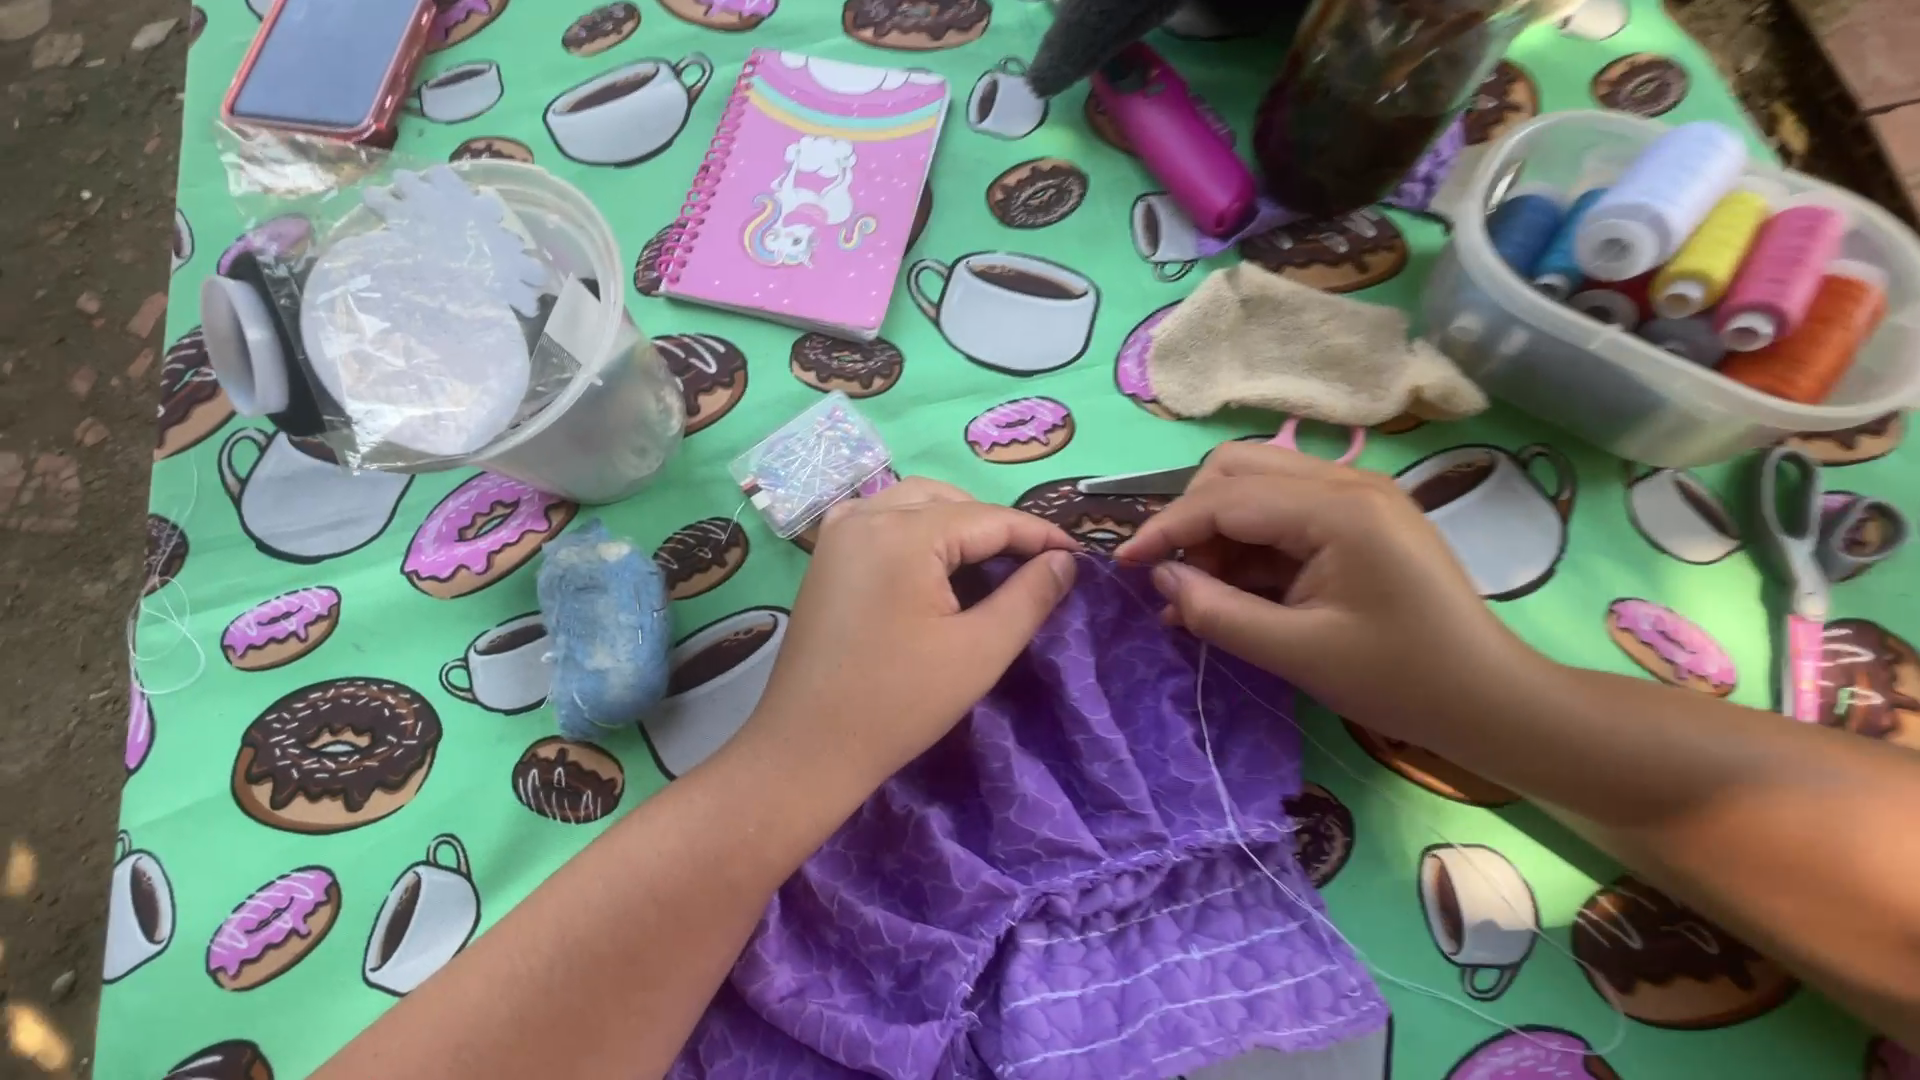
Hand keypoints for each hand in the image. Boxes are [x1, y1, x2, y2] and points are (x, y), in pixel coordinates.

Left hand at [742, 478, 1079, 785]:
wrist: (807, 747)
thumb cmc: (899, 703)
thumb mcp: (980, 651)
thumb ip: (1030, 596)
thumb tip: (1064, 560)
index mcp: (901, 533)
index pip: (988, 517)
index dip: (1039, 534)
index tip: (1077, 555)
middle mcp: (864, 515)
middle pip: (951, 501)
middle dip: (997, 528)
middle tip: (1034, 567)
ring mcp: (838, 532)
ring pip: (916, 503)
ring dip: (959, 524)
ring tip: (992, 567)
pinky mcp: (827, 555)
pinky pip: (885, 520)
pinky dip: (921, 531)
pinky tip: (939, 569)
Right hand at [1113, 442, 1547, 743]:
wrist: (1490, 698)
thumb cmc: (1400, 680)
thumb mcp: (1297, 654)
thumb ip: (1218, 613)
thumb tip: (1159, 579)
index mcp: (1339, 509)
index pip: (1225, 498)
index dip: (1166, 528)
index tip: (1122, 563)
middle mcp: (1346, 481)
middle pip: (1236, 468)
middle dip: (1194, 520)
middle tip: (1183, 582)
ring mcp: (1356, 494)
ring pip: (1255, 484)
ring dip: (1218, 532)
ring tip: (1208, 596)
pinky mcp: (1358, 516)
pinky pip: (1281, 511)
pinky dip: (1248, 544)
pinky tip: (1239, 591)